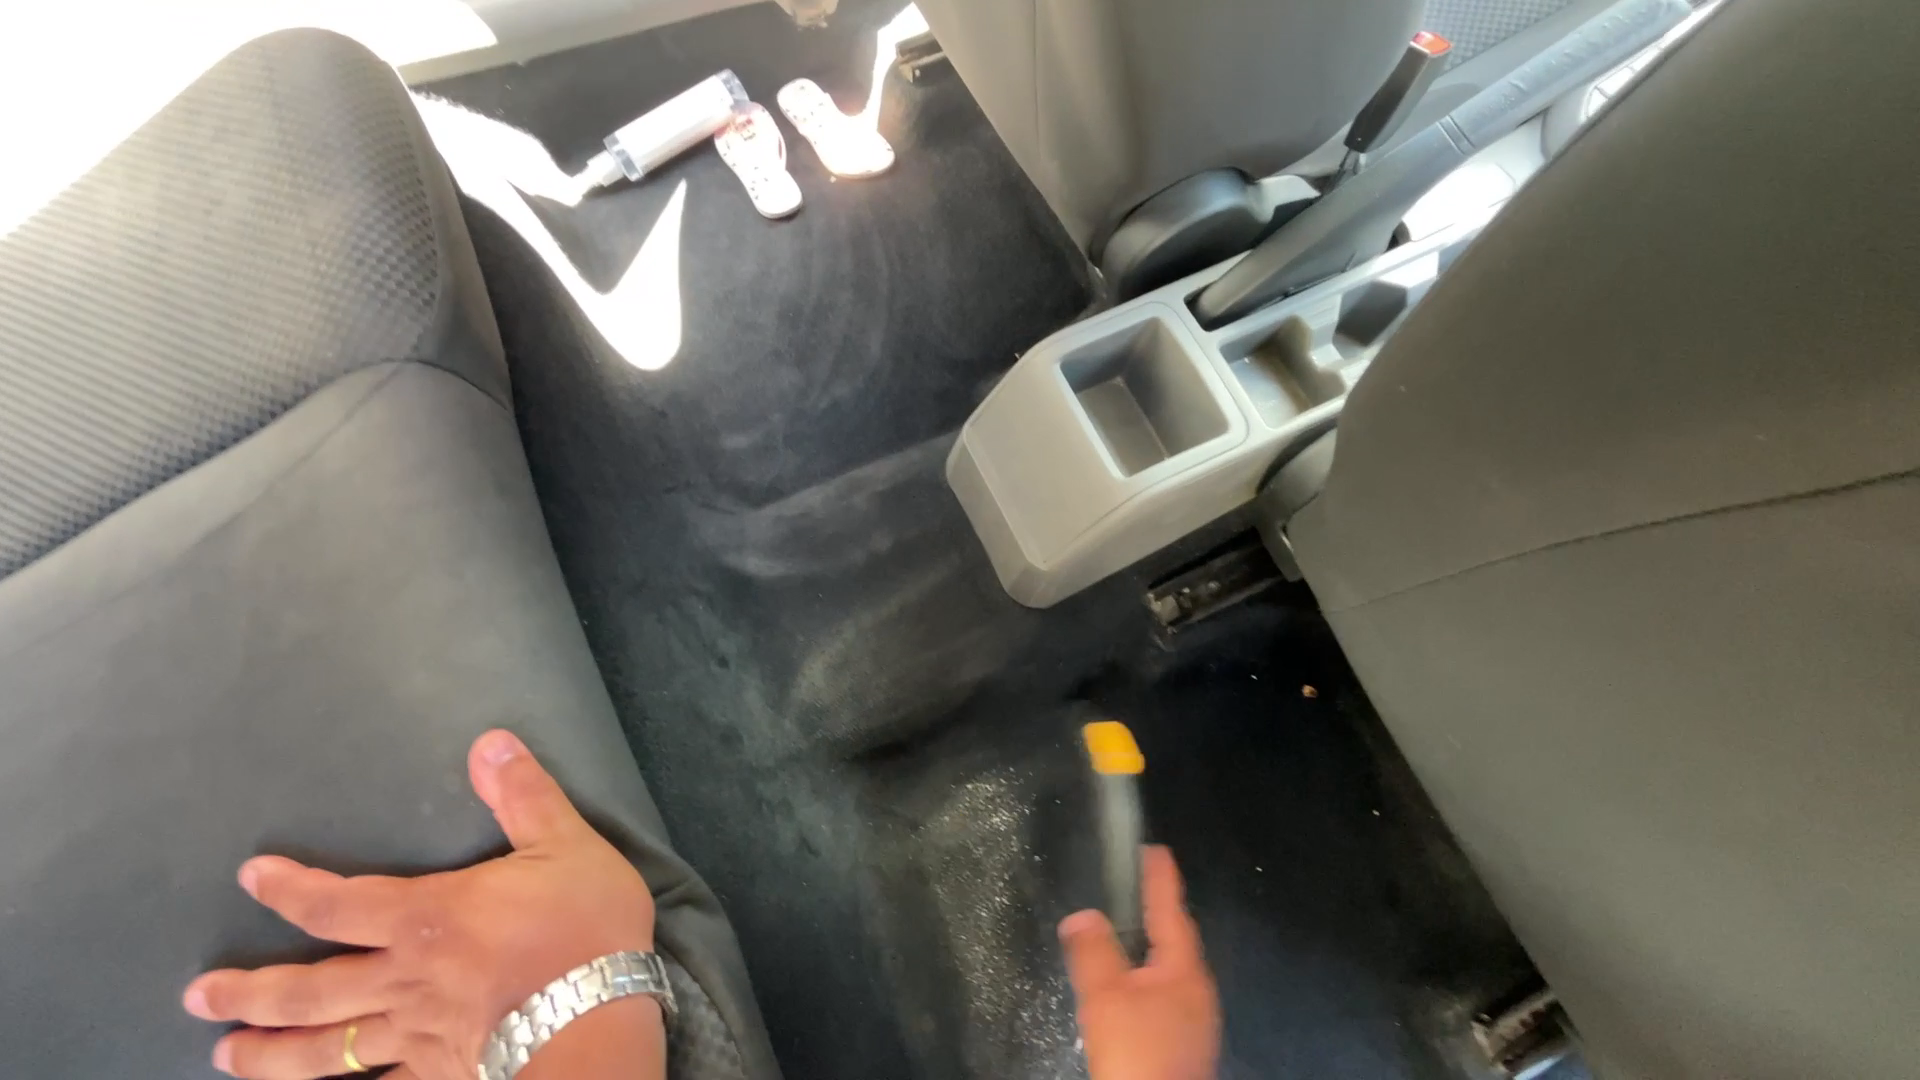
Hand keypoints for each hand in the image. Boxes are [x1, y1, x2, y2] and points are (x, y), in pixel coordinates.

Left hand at [182, 730, 661, 1079]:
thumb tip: (487, 741)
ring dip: (270, 1052)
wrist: (596, 1014)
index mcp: (428, 917)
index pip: (339, 904)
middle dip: (250, 990)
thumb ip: (524, 794)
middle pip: (309, 990)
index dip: (291, 890)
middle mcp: (404, 979)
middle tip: (198, 995)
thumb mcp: (566, 842)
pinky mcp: (440, 1072)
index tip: (252, 877)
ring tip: (225, 1053)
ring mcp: (417, 1034)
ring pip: (325, 1051)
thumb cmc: (580, 921)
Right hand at [1060, 846, 1220, 1079]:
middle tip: (1134, 885)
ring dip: (1149, 946)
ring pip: (1170, 969)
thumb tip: (1081, 916)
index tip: (1154, 849)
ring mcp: (1194, 1020)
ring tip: (1125, 931)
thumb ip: (1092, 950)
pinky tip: (1128, 987)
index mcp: (1183, 969)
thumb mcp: (1105, 997)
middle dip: (1156, 911)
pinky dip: (1145, 975)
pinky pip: (1164, 992)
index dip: (1160, 877)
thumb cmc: (1137, 1053)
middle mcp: (1197, 990)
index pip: (1170, 908)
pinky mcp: (1183, 1044)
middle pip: (1176, 938)